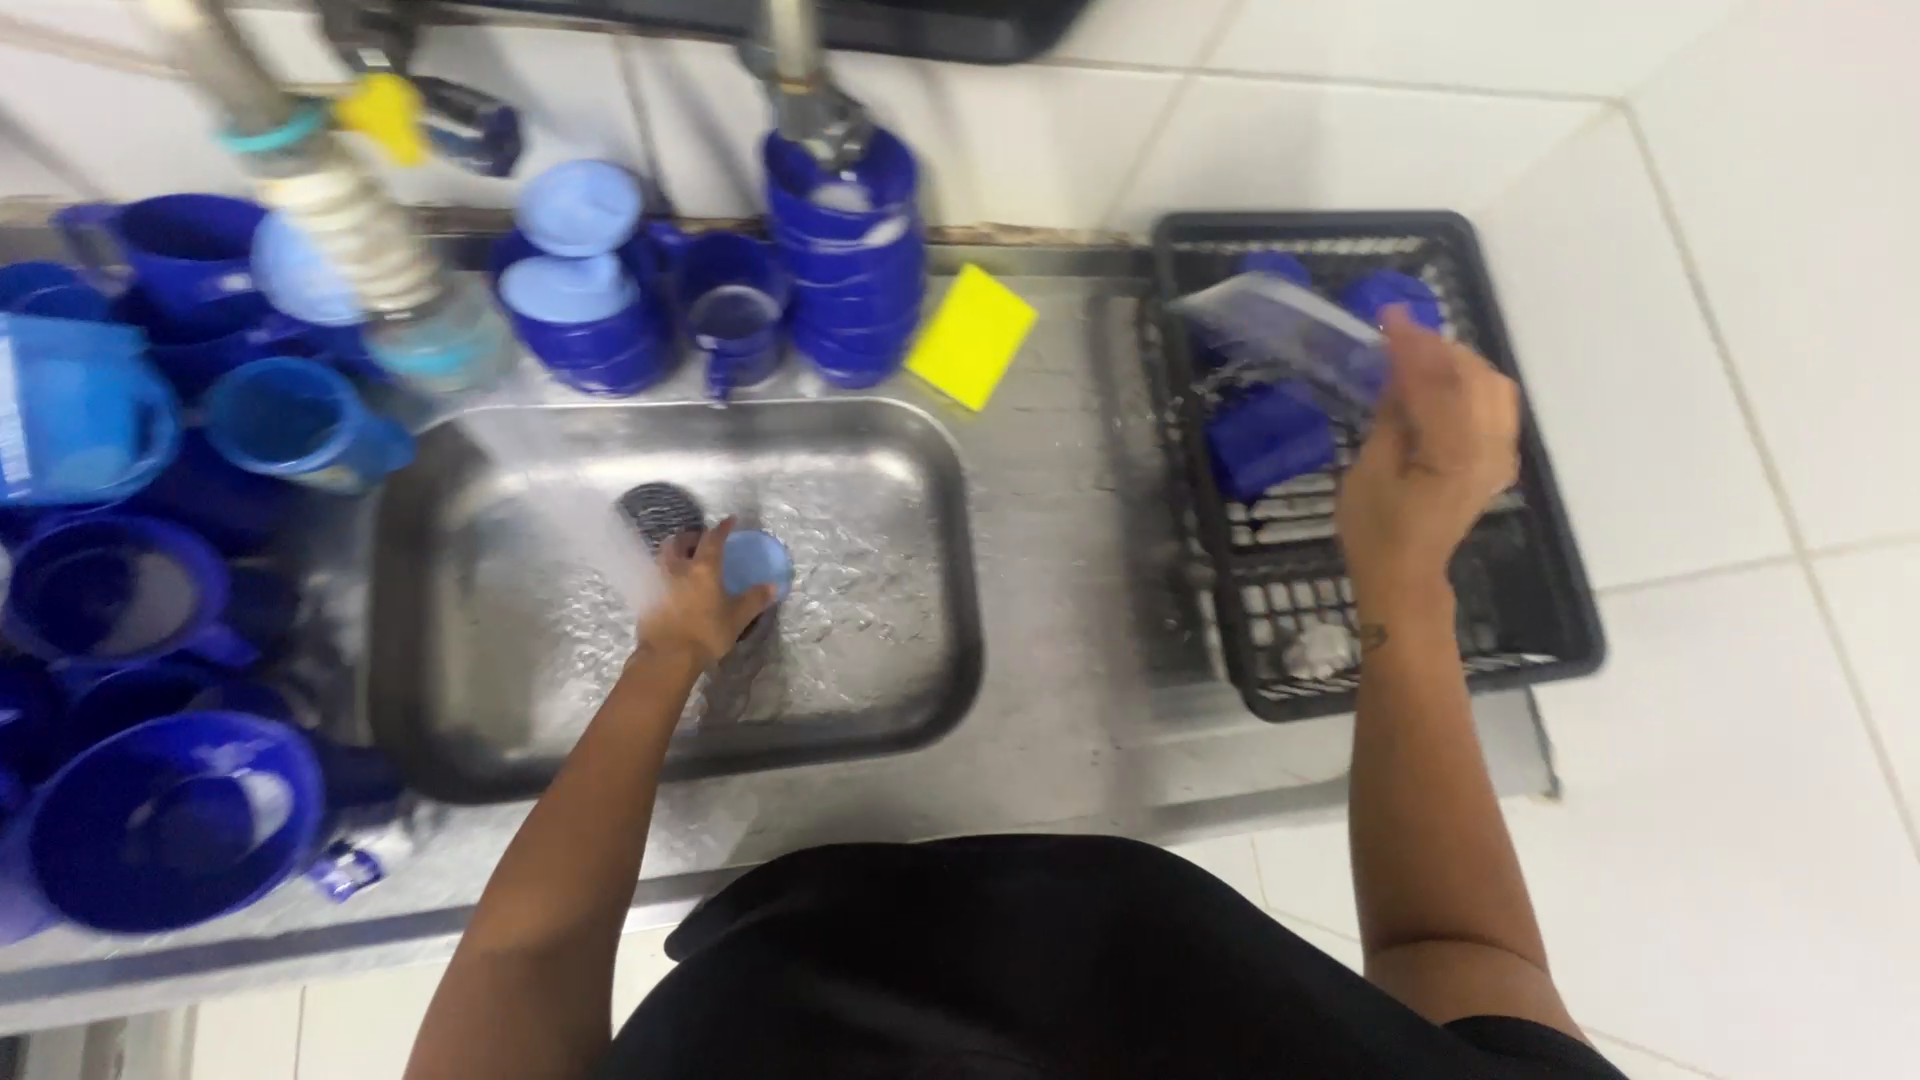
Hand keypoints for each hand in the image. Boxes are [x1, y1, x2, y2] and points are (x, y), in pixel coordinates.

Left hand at [635, 517, 777, 669]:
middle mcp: (677, 567)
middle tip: (700, 542)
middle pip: (678, 541)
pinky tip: (672, 586)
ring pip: (662, 556)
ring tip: (685, 562)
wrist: (667, 656)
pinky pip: (654, 575)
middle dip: (690, 537)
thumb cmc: (706, 632)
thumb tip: (773, 585)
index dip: (722, 528)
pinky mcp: (645, 597)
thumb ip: (755, 598)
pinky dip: (664, 573)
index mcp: (703, 567)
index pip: (713, 539)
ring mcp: (657, 581)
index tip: (730, 521)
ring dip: (674, 553)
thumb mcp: (738, 616)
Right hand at [1336, 308, 1519, 604]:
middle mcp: (1489, 449)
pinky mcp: (1497, 460)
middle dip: (1438, 348)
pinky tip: (1441, 381)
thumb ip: (1393, 419)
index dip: (1412, 346)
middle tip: (1398, 331)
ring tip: (1417, 352)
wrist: (1404, 574)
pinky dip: (1469, 383)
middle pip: (1474, 378)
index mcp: (1453, 454)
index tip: (1389, 317)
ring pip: (1492, 387)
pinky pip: (1494, 405)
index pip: (1436, 384)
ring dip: (1456, 362)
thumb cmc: (1374, 529)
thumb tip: (1401, 377)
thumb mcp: (1368, 472)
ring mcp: (1499, 455)